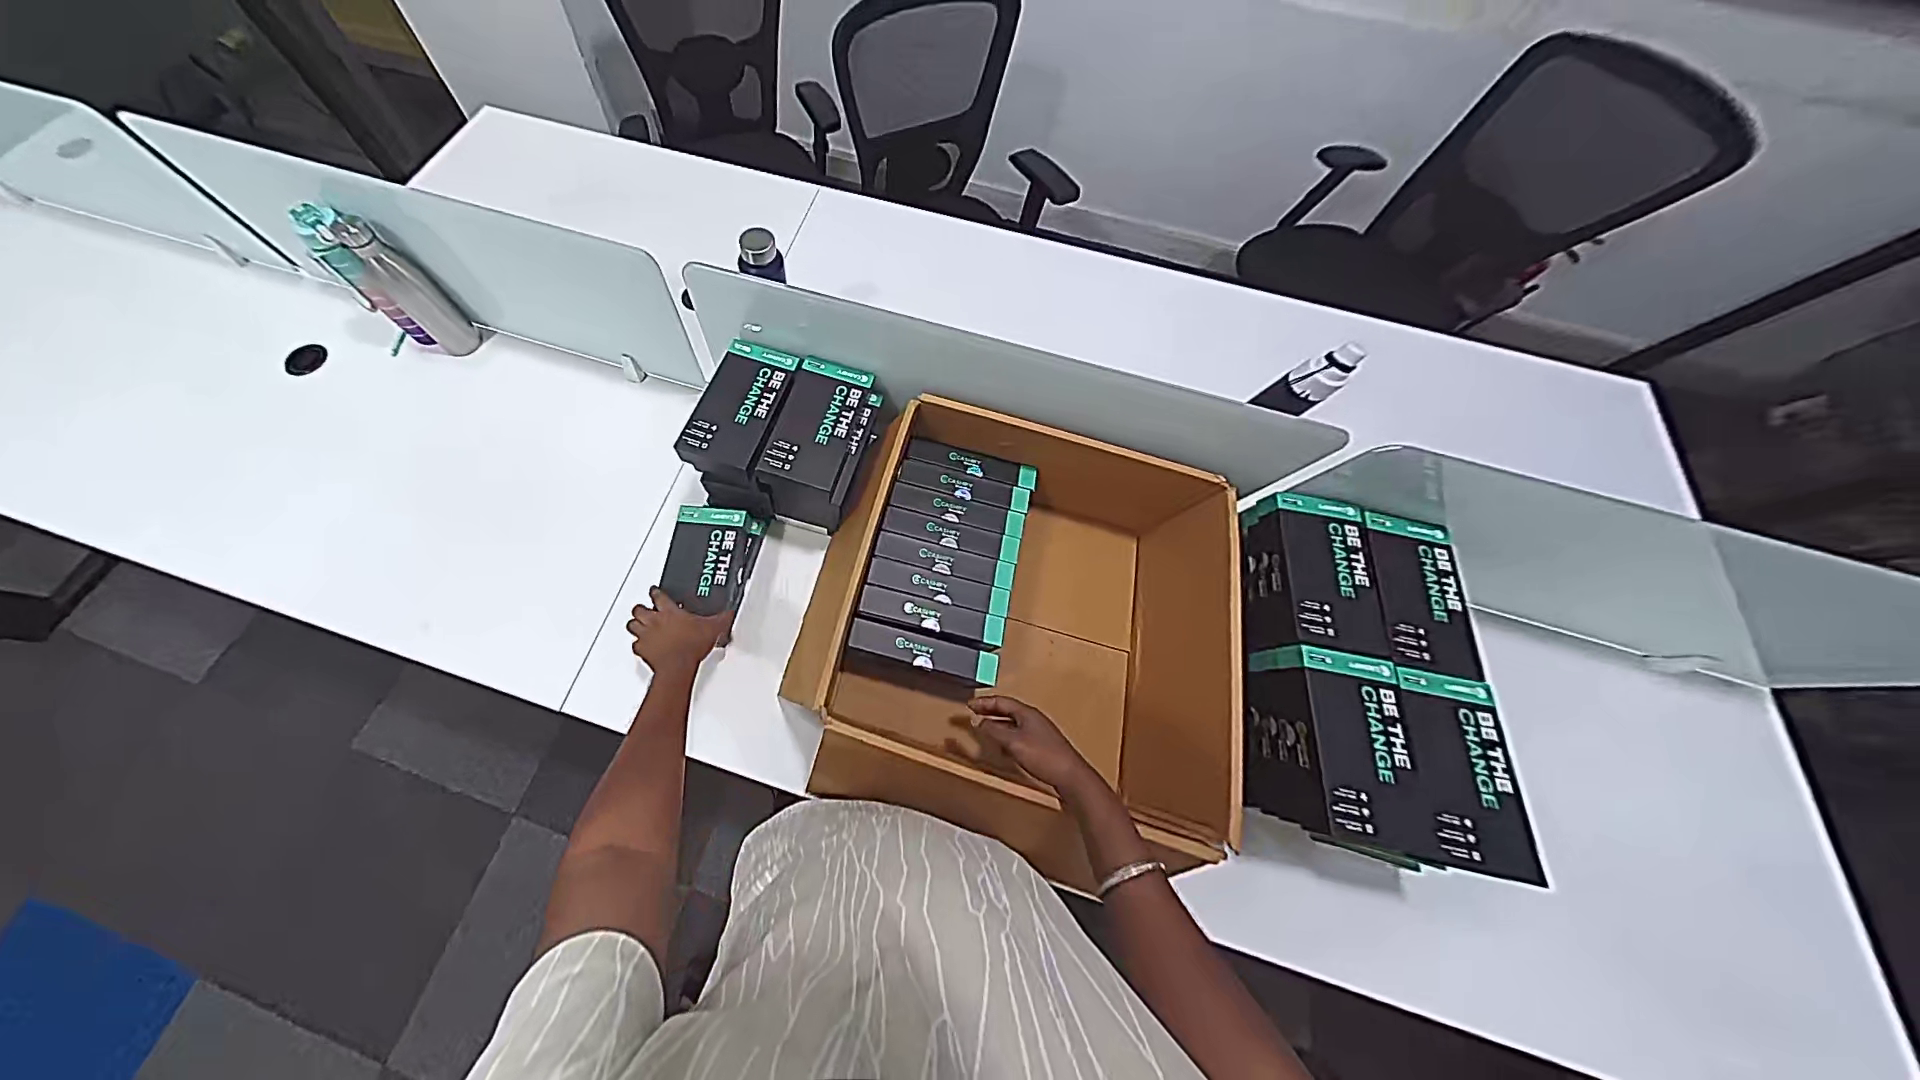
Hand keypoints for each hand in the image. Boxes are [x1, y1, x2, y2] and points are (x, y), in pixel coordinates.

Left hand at [627, 588, 733, 680]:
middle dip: (641, 608)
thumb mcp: (713, 628)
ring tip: (638, 623)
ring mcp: (646, 635)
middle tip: (644, 608)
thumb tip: (729, 613)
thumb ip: (721, 618)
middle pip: (639, 609)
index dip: (656, 591)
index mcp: (669, 612)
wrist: (678, 666)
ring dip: (635, 623)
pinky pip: (636, 644)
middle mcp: (654, 621)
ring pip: (632, 624)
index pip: (658, 595)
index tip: (655, 590)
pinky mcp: (642, 649)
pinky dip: (638, 644)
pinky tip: (643, 645)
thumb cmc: (691, 645)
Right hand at [968, 696, 1103, 799]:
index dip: (984, 702)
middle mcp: (1033, 718)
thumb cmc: (1043, 756)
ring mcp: (1039, 731)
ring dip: (998, 723)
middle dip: (990, 711)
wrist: (1070, 775)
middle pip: (1008, 709)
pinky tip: (1003, 746)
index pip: (1001, 701)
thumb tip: (979, 721)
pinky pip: (1019, 733)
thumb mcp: (1013, 742)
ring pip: (1013, 722)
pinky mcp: (1042, 744)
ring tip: (984, 728)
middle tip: (974, 713)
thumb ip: (994, 731)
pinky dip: (1006, 735)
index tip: (970, 705)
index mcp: (1027, 713)